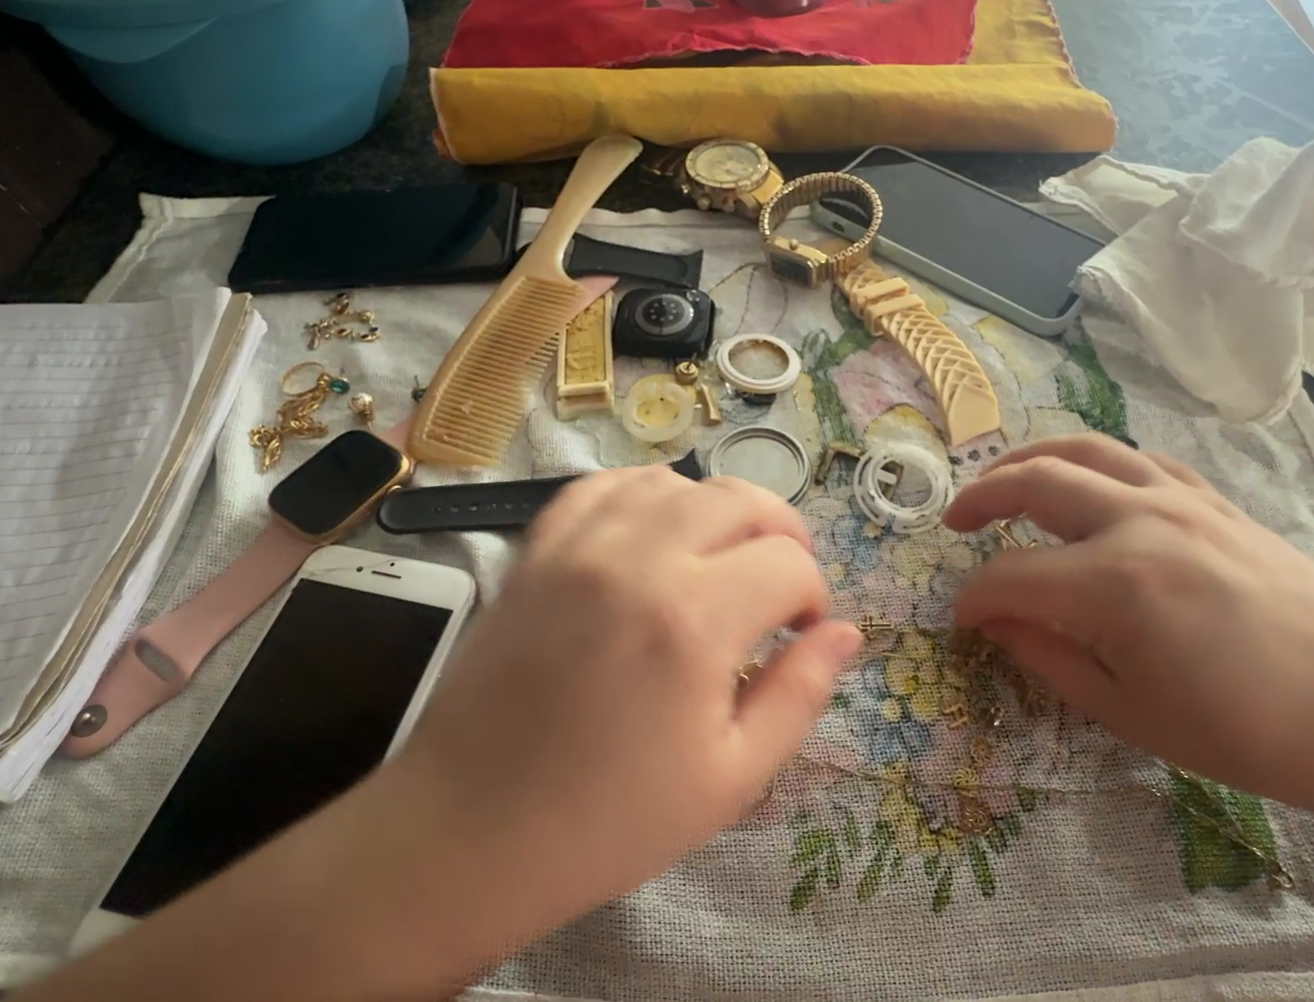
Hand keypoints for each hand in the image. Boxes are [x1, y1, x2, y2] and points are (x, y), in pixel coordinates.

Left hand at [395, 465, 860, 953]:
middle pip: (740, 499)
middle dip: (782, 534)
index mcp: (692, 621)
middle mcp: (637, 560)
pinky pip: (600, 486)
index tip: (801, 634)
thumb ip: (798, 694)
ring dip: (716, 511)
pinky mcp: (536, 551)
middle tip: (779, 587)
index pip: (788, 563)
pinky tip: (653, 536)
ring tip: (719, 561)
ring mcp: (577, 546)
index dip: (813, 596)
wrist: (469, 832)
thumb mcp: (730, 779)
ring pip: (674, 482)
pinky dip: (643, 497)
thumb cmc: (608, 821)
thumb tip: (844, 633)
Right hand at [944, 434, 1313, 804]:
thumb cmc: (1244, 732)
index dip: (974, 599)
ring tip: (1002, 477)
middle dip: (980, 497)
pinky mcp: (1219, 502)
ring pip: (1087, 449)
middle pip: (1036, 482)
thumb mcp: (1125, 710)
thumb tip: (994, 622)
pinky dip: (1098, 463)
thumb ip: (1045, 656)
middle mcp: (1142, 521)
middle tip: (953, 521)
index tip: (960, 620)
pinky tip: (1088, 484)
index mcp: (1113, 583)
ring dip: (1031, 458)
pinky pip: (1142, 460)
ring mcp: (1185, 501)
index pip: (1010, 575)